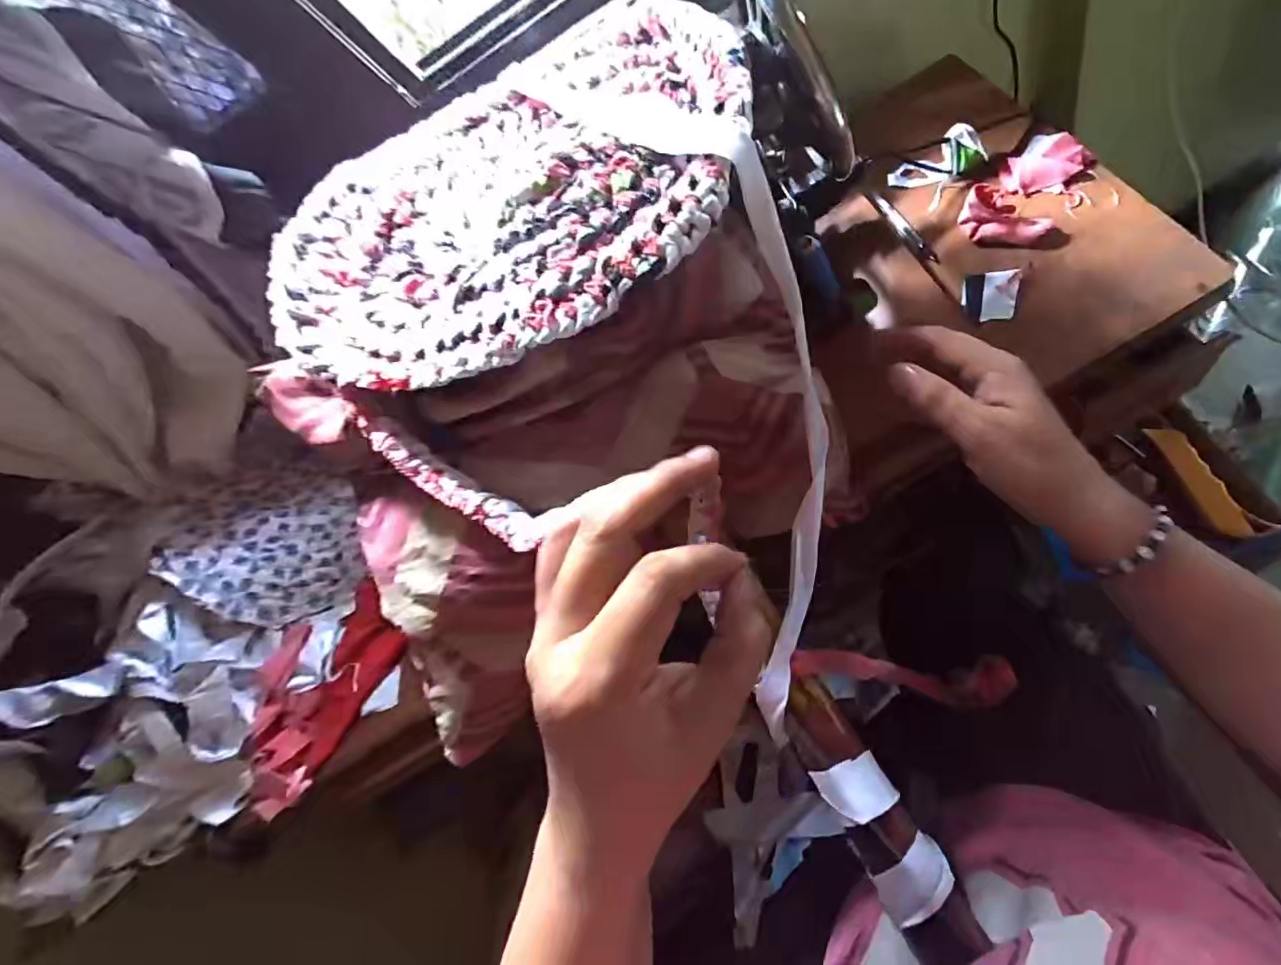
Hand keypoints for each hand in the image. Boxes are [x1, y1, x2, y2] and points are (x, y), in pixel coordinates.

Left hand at [526, 447, 773, 880]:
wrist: (594, 820)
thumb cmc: (663, 775)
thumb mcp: (720, 711)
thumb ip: (742, 636)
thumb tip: (736, 575)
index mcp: (599, 676)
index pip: (653, 580)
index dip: (706, 558)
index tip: (739, 565)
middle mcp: (554, 643)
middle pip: (598, 535)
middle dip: (657, 487)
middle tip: (707, 461)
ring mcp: (538, 631)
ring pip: (567, 531)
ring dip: (623, 494)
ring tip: (673, 475)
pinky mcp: (540, 625)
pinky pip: (558, 550)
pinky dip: (599, 516)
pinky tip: (635, 504)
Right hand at [883, 326, 1153, 565]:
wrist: (1076, 501)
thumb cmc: (1029, 466)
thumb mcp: (978, 433)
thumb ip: (937, 399)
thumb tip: (895, 370)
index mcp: (996, 366)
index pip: (942, 339)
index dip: (904, 338)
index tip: (868, 341)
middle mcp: (999, 371)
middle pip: (947, 351)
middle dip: (909, 349)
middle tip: (869, 355)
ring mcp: (1001, 393)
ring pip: (952, 372)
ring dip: (920, 369)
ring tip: (883, 372)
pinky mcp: (1000, 415)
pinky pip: (959, 393)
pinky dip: (933, 393)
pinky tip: (914, 402)